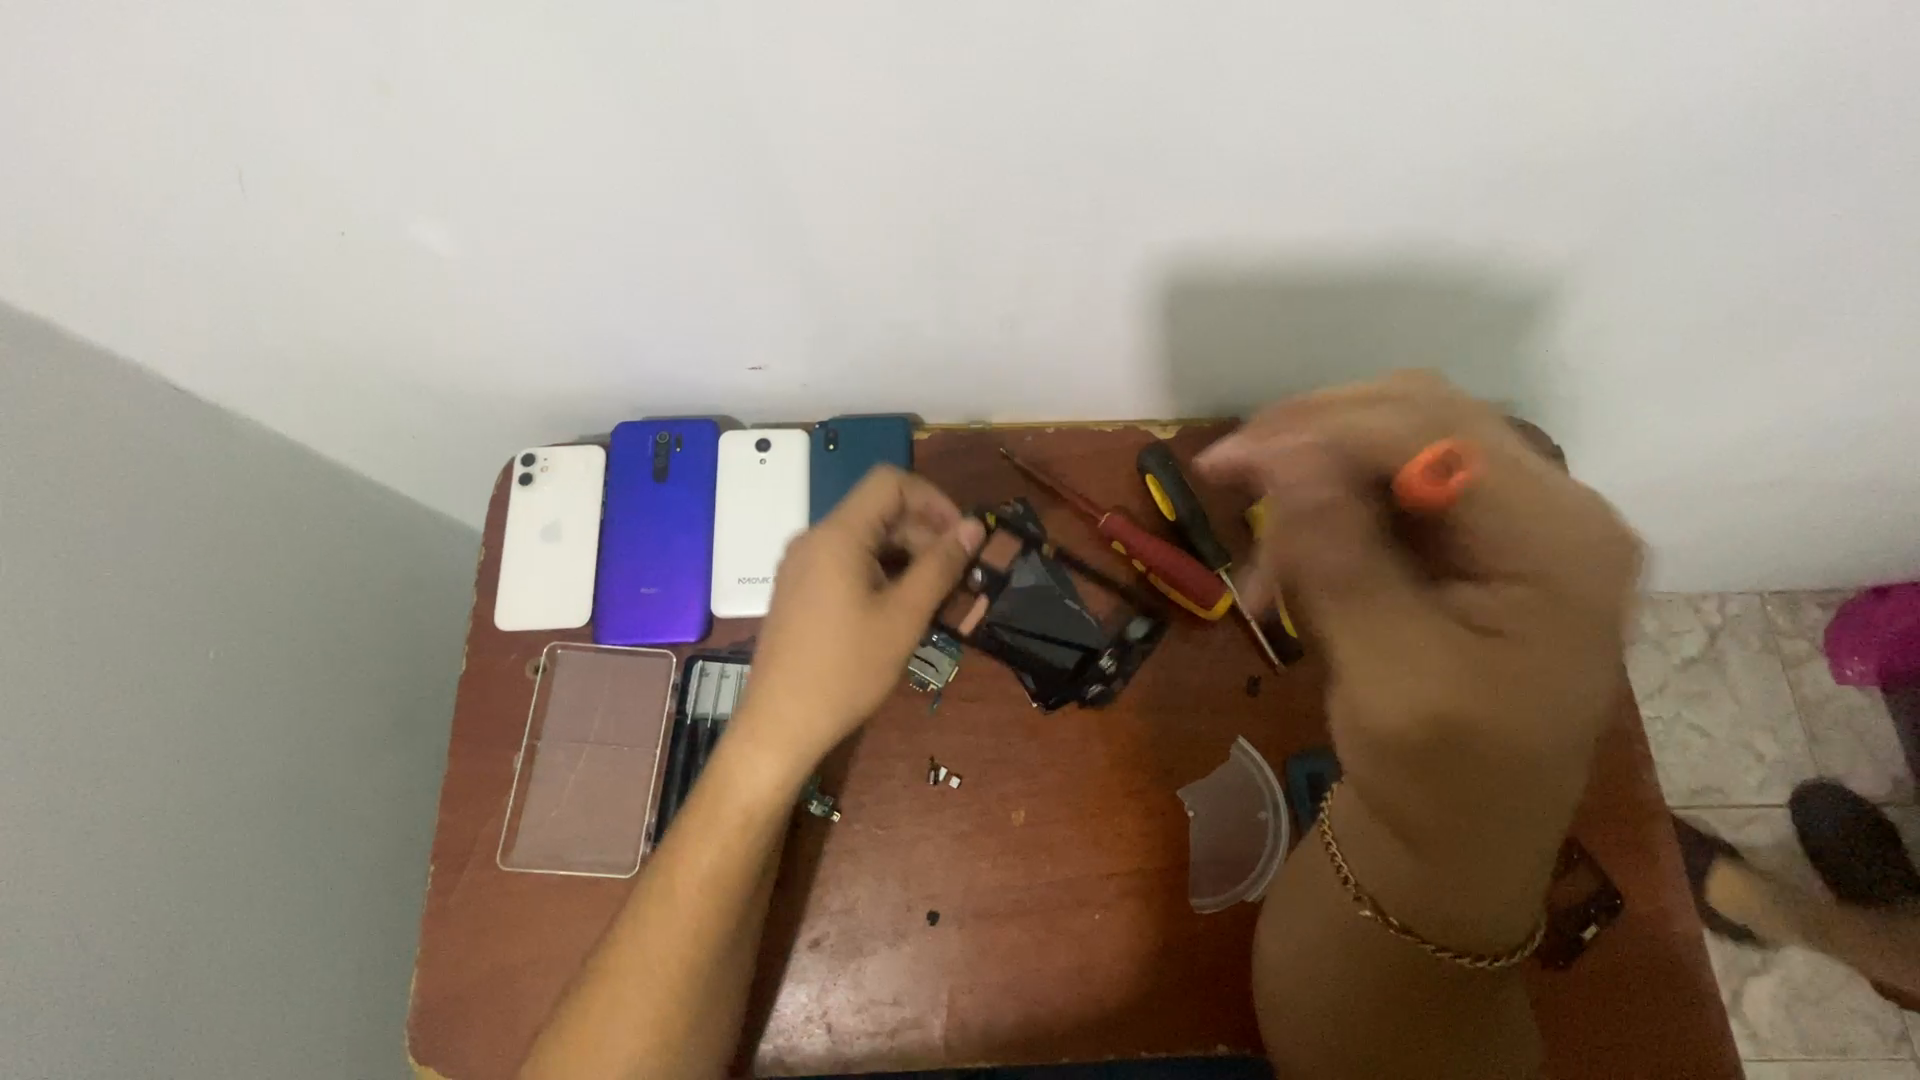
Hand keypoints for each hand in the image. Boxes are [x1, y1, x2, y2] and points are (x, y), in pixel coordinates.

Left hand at [734, 466, 984, 767]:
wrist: (780, 724)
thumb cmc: (846, 670)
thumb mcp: (904, 618)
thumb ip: (941, 566)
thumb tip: (974, 526)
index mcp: (837, 535)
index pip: (890, 483)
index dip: (934, 500)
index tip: (961, 538)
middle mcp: (814, 538)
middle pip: (878, 511)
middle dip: (924, 533)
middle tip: (957, 576)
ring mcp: (802, 564)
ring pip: (864, 539)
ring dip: (906, 556)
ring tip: (935, 596)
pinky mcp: (799, 589)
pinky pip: (846, 562)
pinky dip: (880, 572)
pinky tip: (900, 608)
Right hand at [1196, 372, 1641, 873]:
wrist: (1460, 838)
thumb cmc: (1439, 776)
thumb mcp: (1388, 673)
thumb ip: (1342, 556)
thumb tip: (1285, 454)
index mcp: (1556, 539)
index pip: (1432, 432)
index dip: (1319, 432)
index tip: (1223, 465)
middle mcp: (1548, 508)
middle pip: (1416, 416)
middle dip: (1310, 441)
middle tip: (1227, 478)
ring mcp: (1512, 522)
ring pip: (1390, 446)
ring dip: (1310, 486)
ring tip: (1262, 570)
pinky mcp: (1472, 542)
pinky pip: (1383, 492)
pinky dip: (1321, 518)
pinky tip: (1287, 573)